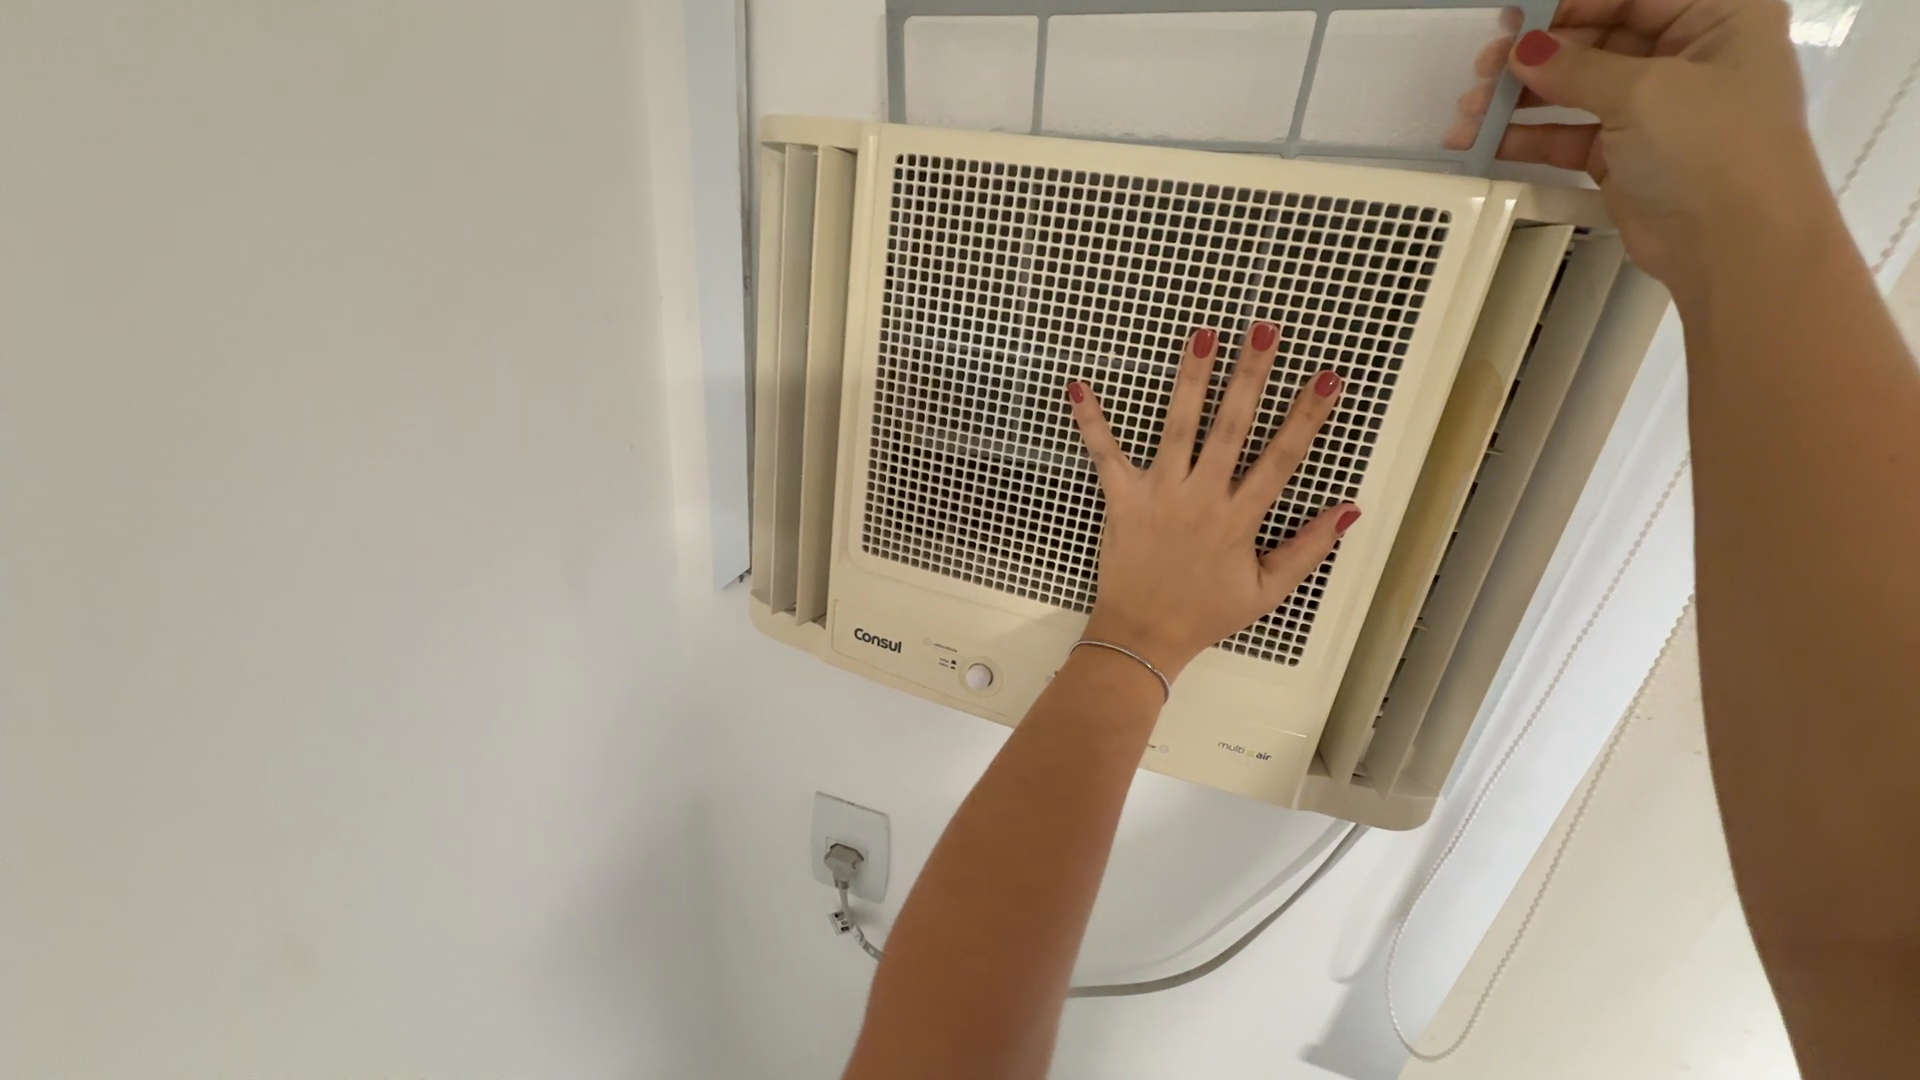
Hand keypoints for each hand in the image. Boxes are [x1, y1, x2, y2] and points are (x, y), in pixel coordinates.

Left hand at [1066, 322, 1360, 680]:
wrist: (1143, 636)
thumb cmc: (1204, 614)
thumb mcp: (1267, 591)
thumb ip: (1308, 548)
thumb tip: (1348, 508)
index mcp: (1240, 519)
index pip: (1281, 459)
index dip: (1307, 416)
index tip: (1328, 377)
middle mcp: (1202, 499)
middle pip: (1231, 429)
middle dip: (1250, 377)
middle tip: (1263, 330)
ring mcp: (1159, 496)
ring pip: (1177, 429)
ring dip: (1190, 381)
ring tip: (1202, 336)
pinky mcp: (1121, 500)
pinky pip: (1104, 455)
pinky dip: (1091, 421)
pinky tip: (1079, 387)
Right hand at [1497, 0, 1826, 290]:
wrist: (1730, 240)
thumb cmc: (1714, 150)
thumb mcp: (1646, 92)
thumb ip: (1578, 68)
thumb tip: (1524, 49)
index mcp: (1717, 14)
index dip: (1570, 5)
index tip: (1512, 20)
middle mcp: (1685, 54)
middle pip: (1596, 39)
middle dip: (1536, 55)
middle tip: (1482, 70)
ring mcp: (1650, 108)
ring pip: (1573, 90)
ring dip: (1520, 100)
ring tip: (1471, 113)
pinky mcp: (1620, 153)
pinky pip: (1564, 134)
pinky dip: (1527, 137)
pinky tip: (1489, 141)